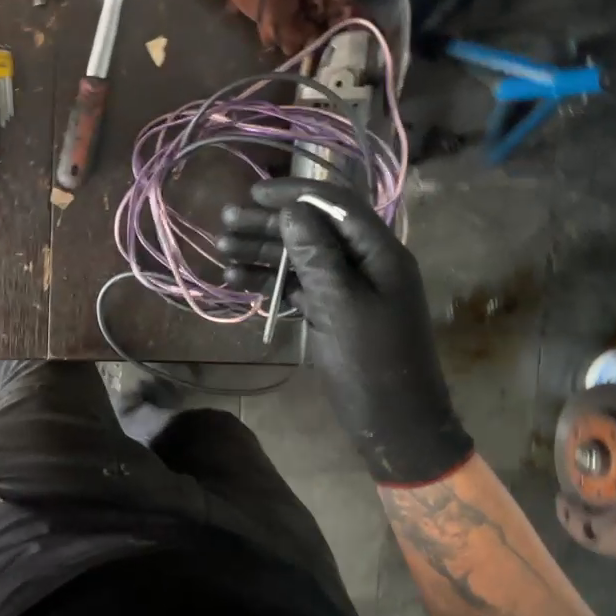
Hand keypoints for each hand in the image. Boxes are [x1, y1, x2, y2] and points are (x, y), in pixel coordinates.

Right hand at [218, 178, 471, 485]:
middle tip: (225, 222)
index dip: (294, 193)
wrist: (394, 422)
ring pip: (300, 257)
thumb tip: (292, 211)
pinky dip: (269, 281)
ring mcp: (349, 288)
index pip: (336, 204)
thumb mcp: (340, 304)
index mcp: (380, 252)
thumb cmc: (371, 362)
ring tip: (221, 251)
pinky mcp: (334, 311)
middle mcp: (365, 262)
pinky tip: (237, 280)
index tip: (253, 194)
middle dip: (268, 224)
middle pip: (312, 229)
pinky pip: (298, 285)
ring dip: (261, 252)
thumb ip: (316, 255)